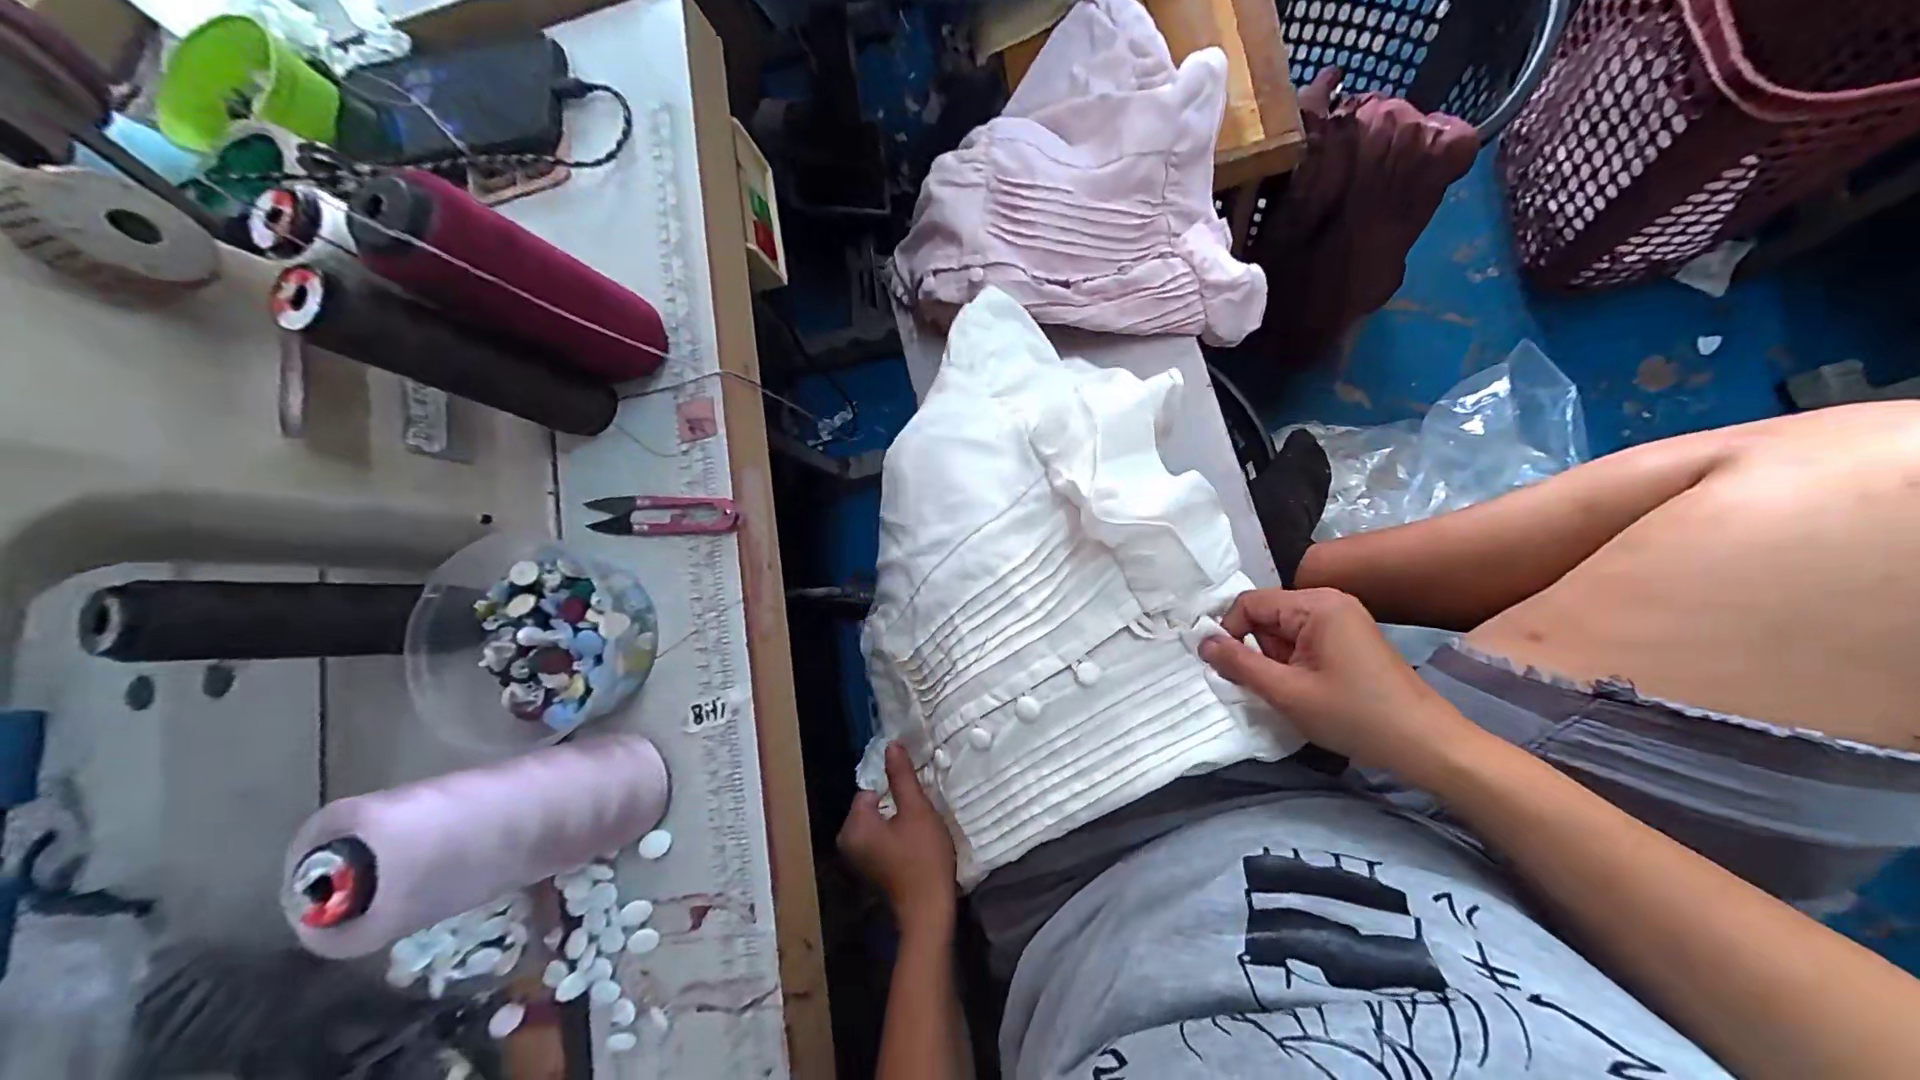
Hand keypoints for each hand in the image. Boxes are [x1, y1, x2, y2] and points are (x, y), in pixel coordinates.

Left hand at [838, 742, 956, 935]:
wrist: (929, 911)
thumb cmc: (922, 857)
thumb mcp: (916, 810)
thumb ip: (901, 776)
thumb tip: (891, 744)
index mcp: (853, 825)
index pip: (871, 789)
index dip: (895, 789)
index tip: (916, 796)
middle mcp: (848, 841)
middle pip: (874, 805)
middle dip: (897, 804)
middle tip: (921, 812)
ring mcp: (859, 859)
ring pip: (880, 822)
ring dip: (900, 820)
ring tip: (922, 827)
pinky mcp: (872, 870)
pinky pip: (882, 840)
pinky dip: (898, 837)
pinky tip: (917, 843)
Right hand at [1199, 587, 1481, 783]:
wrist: (1427, 744)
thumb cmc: (1354, 715)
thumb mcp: (1286, 692)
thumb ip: (1238, 663)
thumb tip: (1202, 642)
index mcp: (1316, 604)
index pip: (1250, 603)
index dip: (1230, 632)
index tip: (1226, 668)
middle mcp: (1330, 601)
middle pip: (1266, 615)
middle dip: (1255, 649)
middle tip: (1264, 686)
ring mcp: (1344, 619)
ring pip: (1282, 631)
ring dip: (1274, 660)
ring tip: (1289, 692)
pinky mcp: (1351, 639)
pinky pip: (1304, 641)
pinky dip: (1293, 664)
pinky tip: (1305, 691)